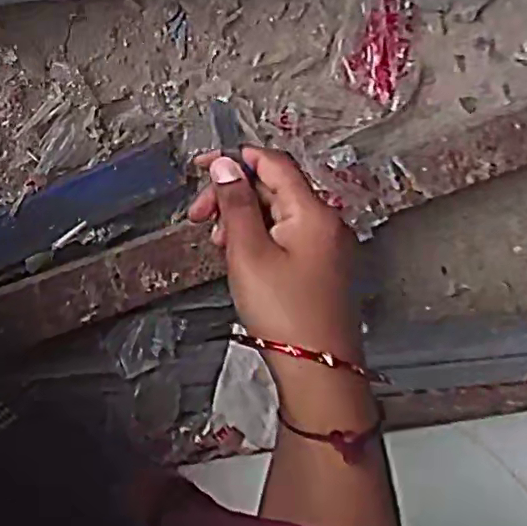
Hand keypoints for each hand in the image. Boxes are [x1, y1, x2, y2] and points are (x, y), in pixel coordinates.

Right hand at [187, 147, 360, 362]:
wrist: (317, 367)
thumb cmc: (282, 310)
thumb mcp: (247, 250)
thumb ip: (235, 202)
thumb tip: (225, 164)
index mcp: (313, 212)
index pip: (273, 163)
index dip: (234, 158)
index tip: (200, 165)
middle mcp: (327, 222)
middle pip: (272, 187)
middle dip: (231, 193)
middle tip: (199, 214)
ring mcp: (327, 245)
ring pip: (276, 210)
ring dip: (241, 215)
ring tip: (217, 240)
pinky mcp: (321, 264)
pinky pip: (284, 232)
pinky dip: (256, 234)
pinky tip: (238, 252)